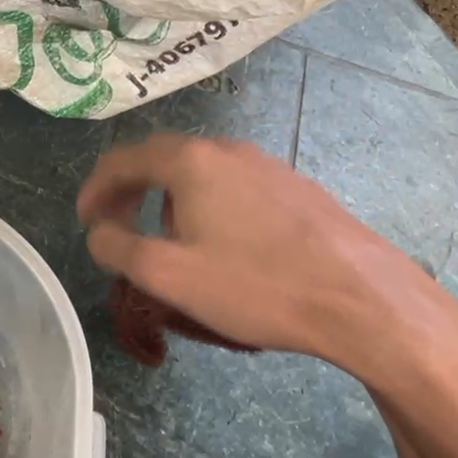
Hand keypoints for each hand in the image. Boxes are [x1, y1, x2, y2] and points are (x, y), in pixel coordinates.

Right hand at [76, 134, 457, 375]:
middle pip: (158, 159)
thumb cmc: (258, 286)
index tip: (85, 222)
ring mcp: (268, 166)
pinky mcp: (301, 190)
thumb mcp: (167, 275)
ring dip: (169, 198)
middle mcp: (225, 150)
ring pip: (199, 172)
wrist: (372, 307)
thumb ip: (115, 247)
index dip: (93, 190)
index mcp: (188, 160)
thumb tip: (99, 232)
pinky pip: (234, 186)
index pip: (119, 160)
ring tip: (168, 239)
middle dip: (129, 191)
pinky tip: (223, 245)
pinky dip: (208, 205)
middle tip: (116, 226)